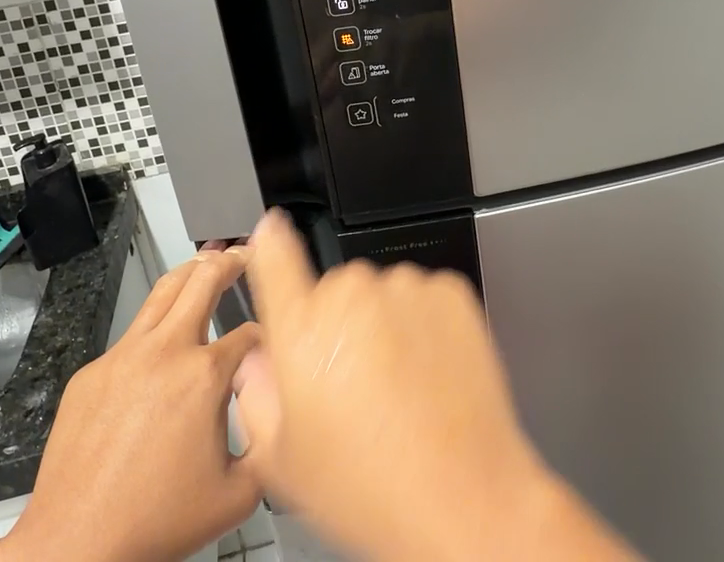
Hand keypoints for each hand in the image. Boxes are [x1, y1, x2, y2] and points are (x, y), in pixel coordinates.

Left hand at [0, 248, 260, 561]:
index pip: (249, 332)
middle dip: (229, 260)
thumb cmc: (151, 521)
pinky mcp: (91, 374)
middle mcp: (163, 354)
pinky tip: (161, 348)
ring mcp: (122, 359)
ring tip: (204, 265)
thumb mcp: (240, 492)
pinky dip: (152, 329)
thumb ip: (269, 443)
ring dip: (189, 273)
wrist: (77, 543)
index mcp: (204, 376)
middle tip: (241, 253)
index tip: (269, 343)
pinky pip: (129, 337)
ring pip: (161, 292)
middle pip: (202, 279)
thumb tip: (277, 419)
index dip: (267, 335)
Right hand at [235, 211, 638, 561]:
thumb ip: (258, 395)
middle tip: (355, 384)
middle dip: (339, 325)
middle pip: (334, 288)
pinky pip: (425, 297)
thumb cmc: (377, 486)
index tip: (271, 228)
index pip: (275, 257)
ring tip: (399, 388)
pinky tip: (427, 374)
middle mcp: (353, 296)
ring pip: (383, 293)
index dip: (270, 241)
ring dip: (386, 324)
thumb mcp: (284, 459)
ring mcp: (407, 290)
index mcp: (303, 330)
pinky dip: (425, 325)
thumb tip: (262, 362)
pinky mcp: (452, 293)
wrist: (465, 496)